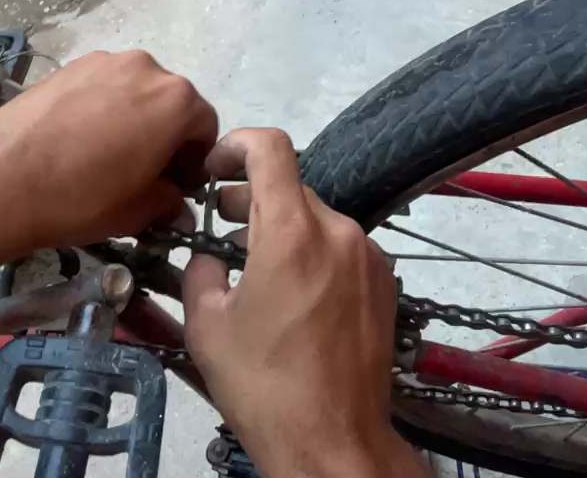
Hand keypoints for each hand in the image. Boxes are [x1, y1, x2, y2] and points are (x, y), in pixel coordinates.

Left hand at [0, 49, 216, 250]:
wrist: (1, 178)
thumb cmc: (81, 197)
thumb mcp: (137, 212)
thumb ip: (169, 202)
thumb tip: (175, 203)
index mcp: (175, 100)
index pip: (205, 125)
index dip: (196, 159)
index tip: (177, 186)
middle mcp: (147, 67)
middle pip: (171, 103)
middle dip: (167, 136)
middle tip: (146, 173)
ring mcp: (106, 60)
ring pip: (136, 91)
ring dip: (135, 118)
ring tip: (108, 154)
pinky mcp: (72, 64)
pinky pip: (103, 85)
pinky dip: (104, 107)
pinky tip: (80, 139)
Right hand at [183, 130, 426, 477]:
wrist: (334, 444)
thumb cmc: (264, 385)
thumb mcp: (207, 326)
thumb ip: (201, 271)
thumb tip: (211, 255)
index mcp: (292, 231)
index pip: (270, 147)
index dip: (236, 143)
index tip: (214, 168)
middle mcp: (338, 230)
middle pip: (290, 186)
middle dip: (251, 196)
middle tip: (221, 222)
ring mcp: (368, 254)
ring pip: (315, 217)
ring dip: (281, 226)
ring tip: (255, 263)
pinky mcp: (385, 280)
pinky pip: (340, 245)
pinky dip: (312, 250)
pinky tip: (296, 293)